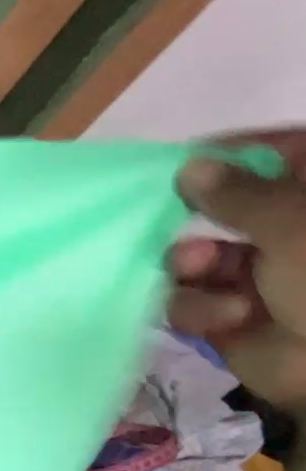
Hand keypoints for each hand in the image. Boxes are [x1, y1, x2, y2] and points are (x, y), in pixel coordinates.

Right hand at [167, 130, 305, 407]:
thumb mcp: (297, 224)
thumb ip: (240, 194)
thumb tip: (191, 165)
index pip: (287, 155)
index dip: (238, 154)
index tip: (185, 161)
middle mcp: (295, 235)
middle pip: (228, 210)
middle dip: (196, 221)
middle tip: (176, 219)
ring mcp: (265, 277)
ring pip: (197, 258)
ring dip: (191, 266)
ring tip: (200, 273)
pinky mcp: (231, 317)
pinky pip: (187, 301)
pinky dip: (196, 307)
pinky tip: (223, 316)